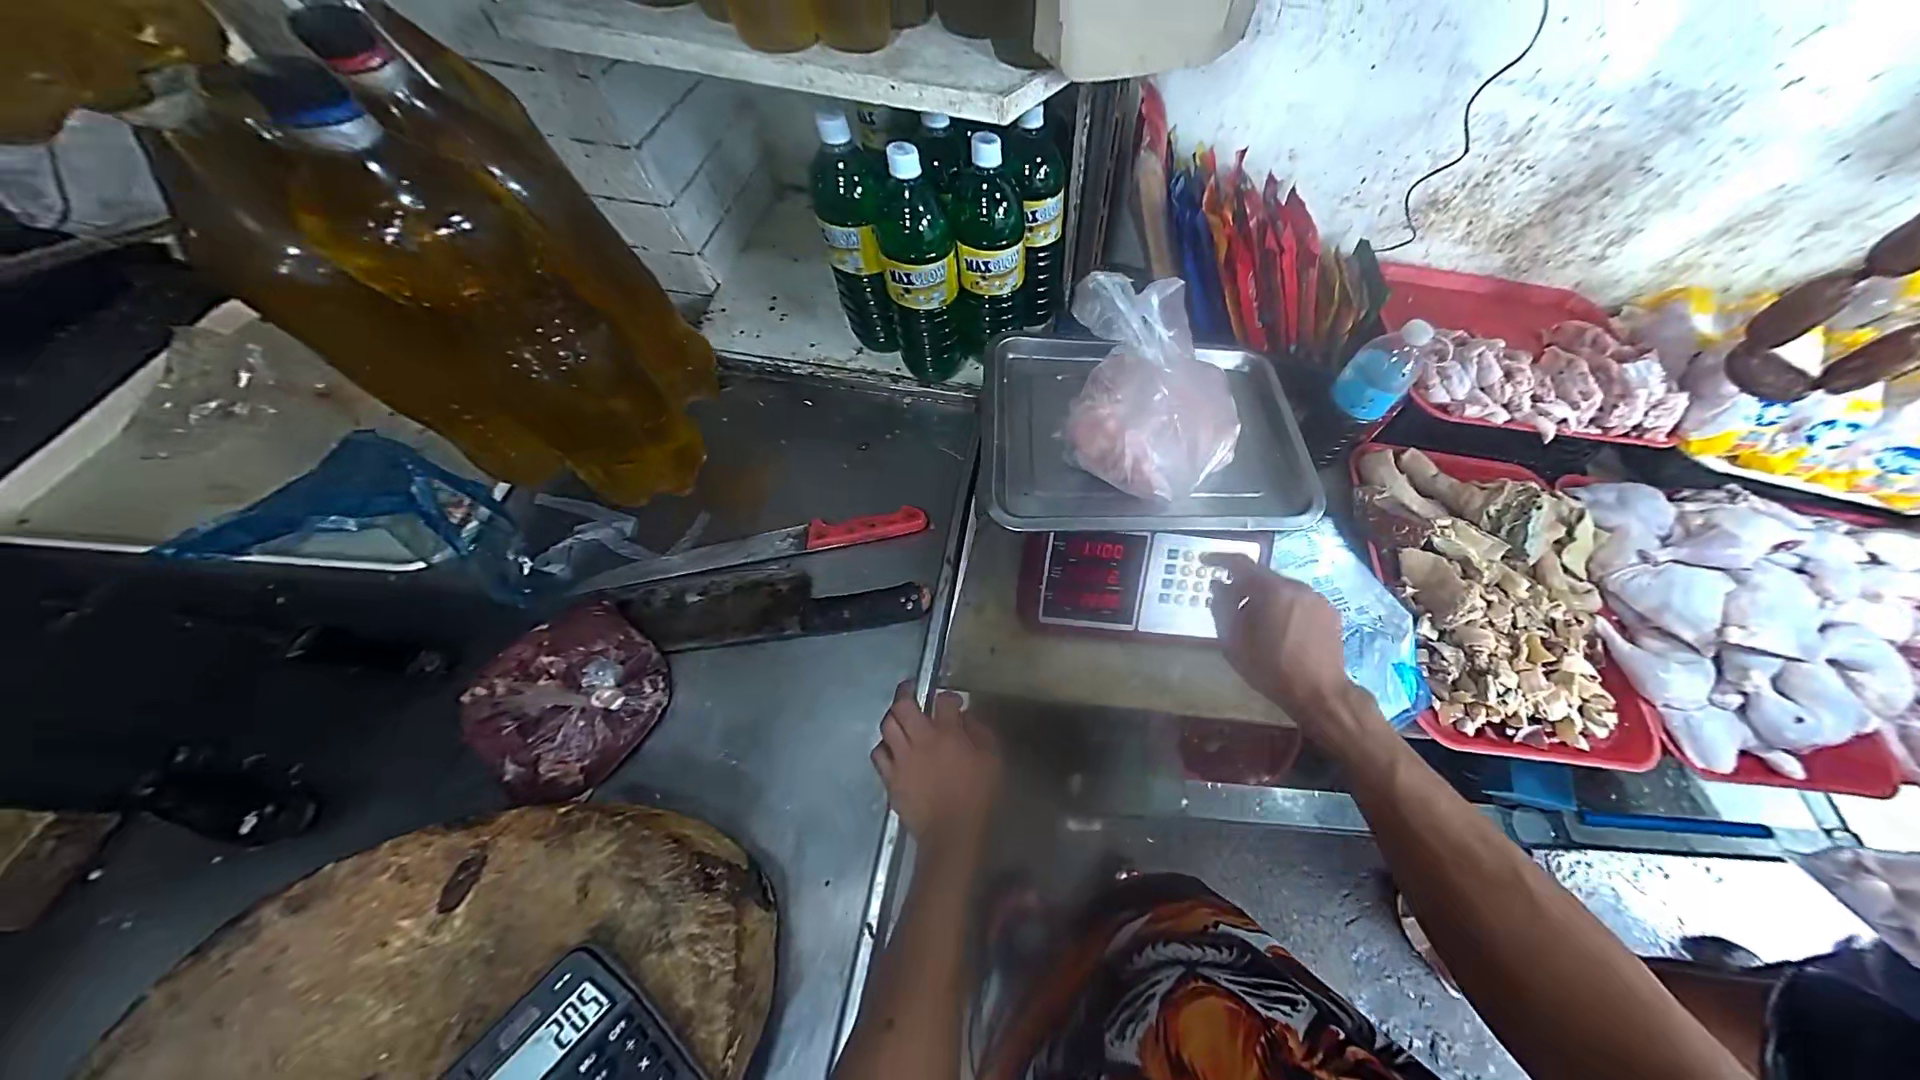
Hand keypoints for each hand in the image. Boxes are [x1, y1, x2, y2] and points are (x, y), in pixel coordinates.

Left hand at [871, 681, 1001, 854]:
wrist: (952, 833)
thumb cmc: (978, 797)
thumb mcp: (992, 760)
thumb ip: (980, 733)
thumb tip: (966, 717)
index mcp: (947, 733)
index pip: (943, 701)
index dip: (948, 697)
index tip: (953, 702)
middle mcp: (920, 740)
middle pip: (903, 705)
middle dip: (905, 692)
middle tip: (910, 688)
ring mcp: (901, 759)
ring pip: (887, 725)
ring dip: (892, 716)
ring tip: (899, 715)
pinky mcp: (890, 778)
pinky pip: (879, 754)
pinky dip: (884, 745)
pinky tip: (892, 747)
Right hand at [1204, 553, 1365, 732]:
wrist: (1319, 693)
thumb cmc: (1270, 668)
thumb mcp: (1233, 641)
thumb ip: (1222, 607)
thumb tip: (1218, 586)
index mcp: (1272, 590)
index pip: (1241, 563)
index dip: (1219, 559)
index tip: (1205, 562)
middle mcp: (1297, 586)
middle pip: (1262, 576)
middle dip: (1242, 585)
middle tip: (1227, 600)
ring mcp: (1317, 598)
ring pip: (1281, 589)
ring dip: (1264, 597)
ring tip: (1253, 619)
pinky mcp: (1330, 612)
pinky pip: (1298, 601)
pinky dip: (1283, 606)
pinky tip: (1278, 628)